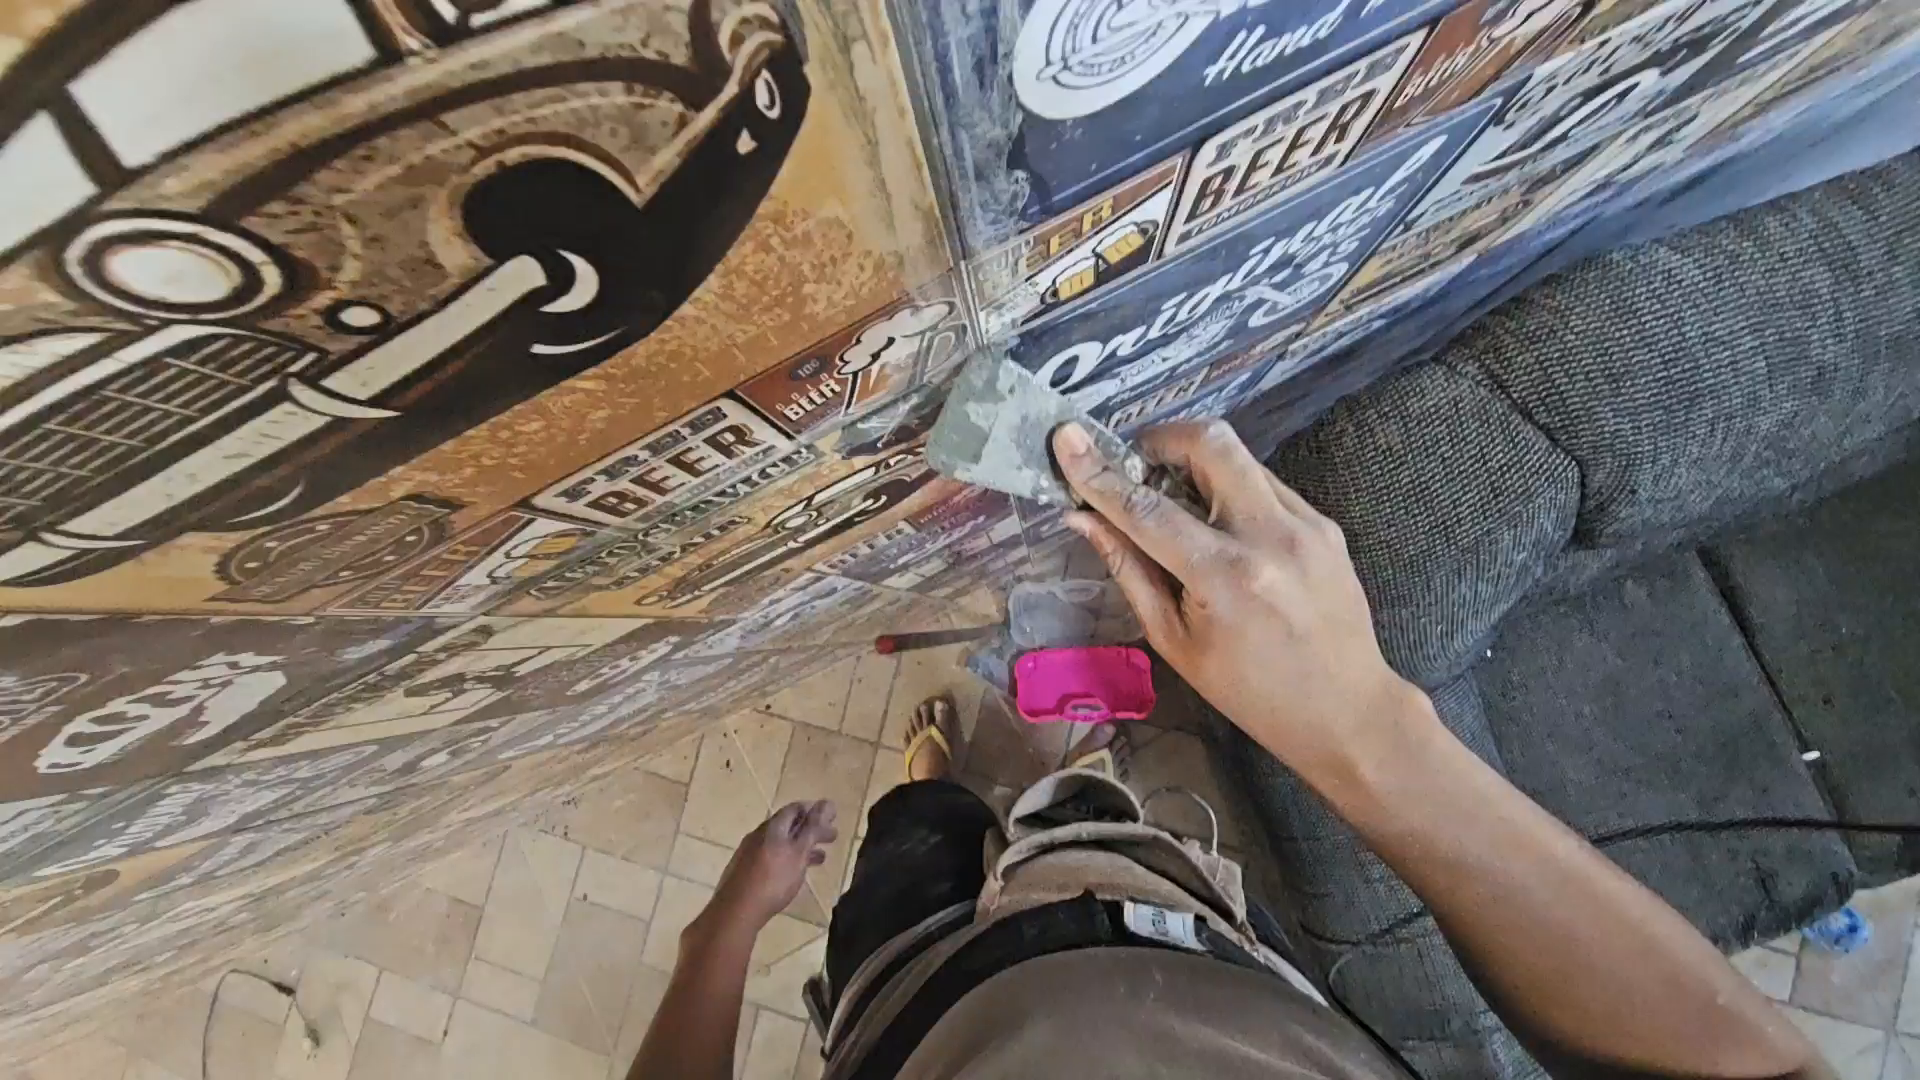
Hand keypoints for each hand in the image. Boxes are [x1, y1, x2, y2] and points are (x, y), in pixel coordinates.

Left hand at [700, 801, 837, 937]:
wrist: (735, 912)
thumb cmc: (773, 880)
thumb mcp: (798, 852)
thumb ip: (813, 828)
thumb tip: (827, 803)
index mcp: (772, 827)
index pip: (796, 808)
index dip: (814, 810)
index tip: (831, 818)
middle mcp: (759, 835)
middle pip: (789, 826)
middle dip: (811, 830)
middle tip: (831, 838)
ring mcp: (749, 853)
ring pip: (781, 843)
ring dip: (802, 847)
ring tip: (820, 858)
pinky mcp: (745, 871)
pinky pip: (772, 857)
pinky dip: (788, 859)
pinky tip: (793, 873)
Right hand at [1051, 420, 1431, 781]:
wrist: (1345, 710)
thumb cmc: (1245, 689)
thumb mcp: (1172, 639)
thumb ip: (1128, 569)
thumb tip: (1083, 518)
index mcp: (1224, 577)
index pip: (1147, 509)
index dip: (1100, 472)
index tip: (1067, 439)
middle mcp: (1270, 537)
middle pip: (1211, 445)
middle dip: (1161, 439)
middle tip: (1137, 464)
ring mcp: (1307, 524)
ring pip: (1239, 456)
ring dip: (1194, 462)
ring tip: (1174, 498)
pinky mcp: (1325, 524)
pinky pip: (1263, 482)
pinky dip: (1227, 488)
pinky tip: (1217, 524)